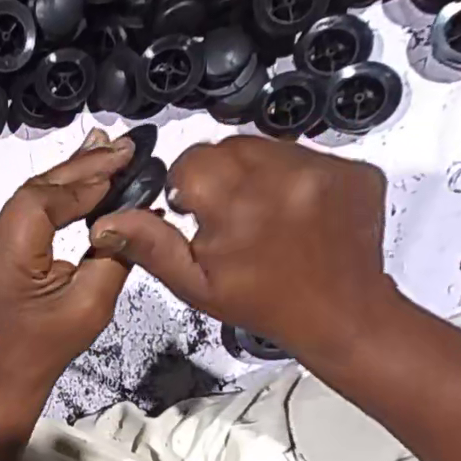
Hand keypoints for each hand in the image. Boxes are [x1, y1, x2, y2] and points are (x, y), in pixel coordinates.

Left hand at [0, 129, 139, 406]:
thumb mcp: (93, 303)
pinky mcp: (0, 243)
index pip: (41, 203)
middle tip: (121, 148)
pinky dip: (61, 190)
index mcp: (7, 261)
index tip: (119, 169)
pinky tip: (84, 172)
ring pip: (33, 194)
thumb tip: (133, 212)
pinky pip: (30, 207)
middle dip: (82, 168)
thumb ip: (113, 254)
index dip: (82, 184)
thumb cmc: (51, 343)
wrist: (20, 364)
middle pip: (36, 190)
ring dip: (73, 173)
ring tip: (108, 151)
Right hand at [88, 136, 398, 356]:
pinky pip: (305, 154)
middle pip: (228, 147)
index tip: (201, 214)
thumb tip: (108, 223)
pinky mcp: (351, 169)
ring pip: (266, 146)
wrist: (339, 314)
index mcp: (238, 205)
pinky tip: (295, 214)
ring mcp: (323, 170)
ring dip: (258, 175)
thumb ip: (150, 246)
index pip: (192, 161)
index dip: (188, 189)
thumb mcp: (196, 284)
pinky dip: (293, 178)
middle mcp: (283, 177)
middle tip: (235, 222)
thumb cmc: (266, 303)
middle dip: (222, 179)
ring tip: (267, 218)